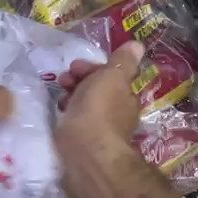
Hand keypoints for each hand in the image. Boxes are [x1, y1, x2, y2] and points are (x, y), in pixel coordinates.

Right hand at [54, 41, 146, 168]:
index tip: (74, 67)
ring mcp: (101, 129)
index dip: (92, 67)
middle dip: (79, 79)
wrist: (85, 151)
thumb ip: (123, 61)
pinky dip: (67, 111)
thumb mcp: (113, 76)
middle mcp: (117, 113)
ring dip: (71, 94)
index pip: (110, 75)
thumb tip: (138, 45)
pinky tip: (59, 112)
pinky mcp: (85, 142)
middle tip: (63, 79)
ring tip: (59, 95)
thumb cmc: (98, 109)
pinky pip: (76, 119)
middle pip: (97, 88)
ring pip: (85, 103)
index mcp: (125, 96)